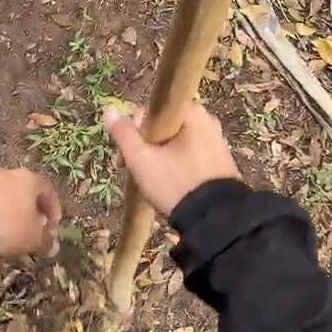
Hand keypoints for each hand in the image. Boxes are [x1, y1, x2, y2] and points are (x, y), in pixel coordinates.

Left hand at [0, 168, 62, 260]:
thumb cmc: (10, 225)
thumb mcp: (33, 238)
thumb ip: (46, 242)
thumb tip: (52, 246)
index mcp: (30, 179)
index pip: (48, 191)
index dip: (53, 209)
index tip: (53, 226)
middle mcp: (9, 173)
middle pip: (25, 191)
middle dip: (30, 210)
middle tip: (32, 228)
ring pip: (5, 195)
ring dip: (10, 210)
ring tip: (9, 230)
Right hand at [103, 102, 240, 218]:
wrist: (215, 221)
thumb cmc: (175, 184)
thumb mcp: (141, 160)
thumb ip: (124, 134)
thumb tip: (110, 110)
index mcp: (192, 113)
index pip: (153, 110)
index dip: (135, 129)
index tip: (126, 151)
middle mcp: (208, 121)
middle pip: (164, 126)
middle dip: (145, 145)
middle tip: (131, 169)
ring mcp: (217, 142)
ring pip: (176, 142)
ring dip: (159, 156)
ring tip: (148, 181)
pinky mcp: (221, 162)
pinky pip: (190, 155)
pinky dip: (176, 164)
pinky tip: (168, 184)